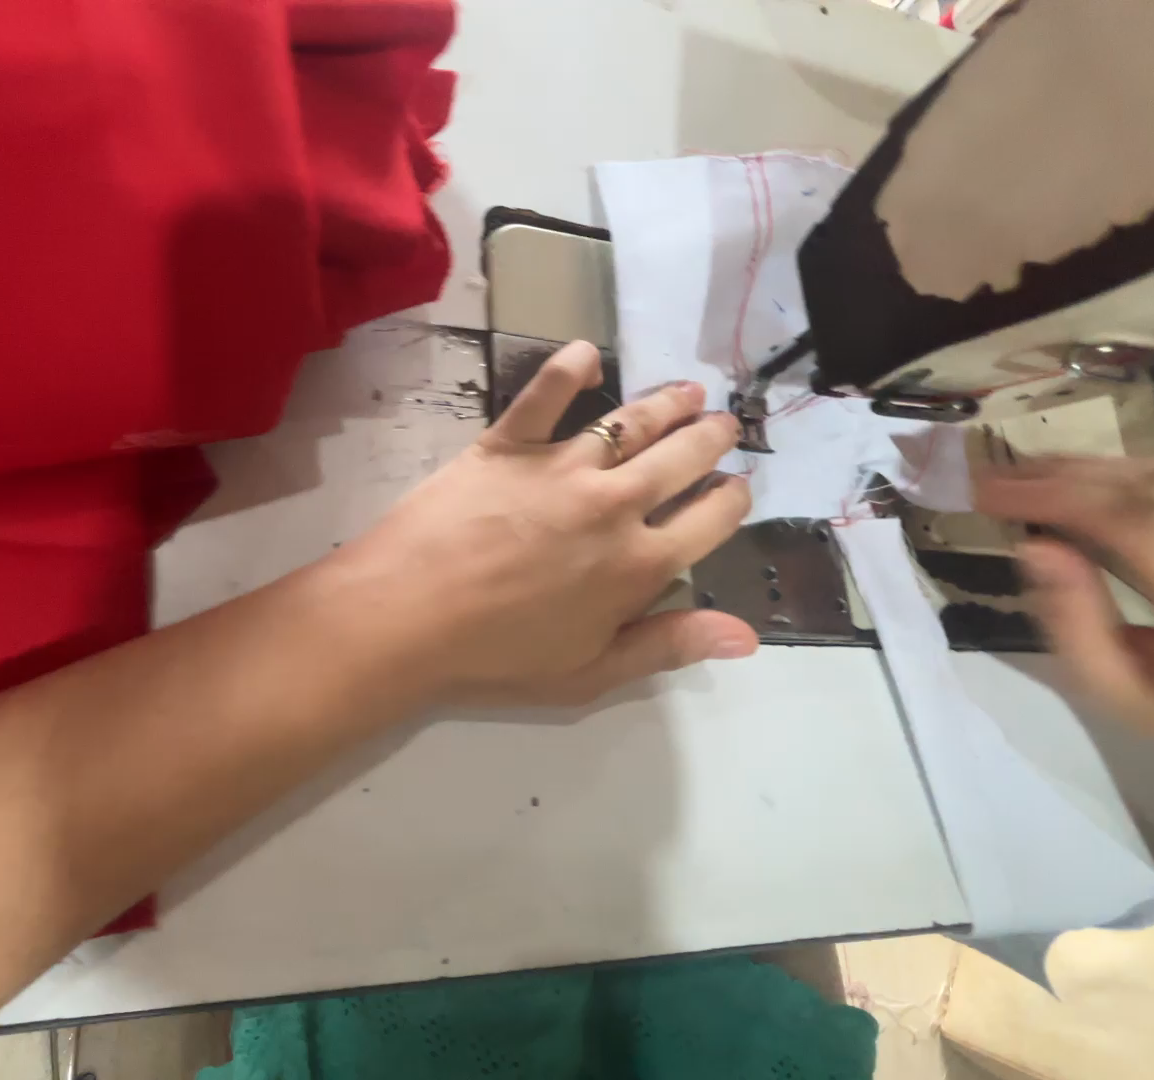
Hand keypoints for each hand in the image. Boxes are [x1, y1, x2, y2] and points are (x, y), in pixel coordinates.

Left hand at [334, 341, 756, 705]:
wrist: (407, 616)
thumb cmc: (496, 656)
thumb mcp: (589, 673)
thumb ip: (668, 646)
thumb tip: (747, 636)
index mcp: (637, 565)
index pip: (710, 519)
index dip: (732, 499)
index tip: (736, 487)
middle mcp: (613, 506)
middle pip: (681, 459)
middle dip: (711, 439)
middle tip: (722, 425)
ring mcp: (560, 467)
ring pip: (631, 422)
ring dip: (669, 402)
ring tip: (689, 391)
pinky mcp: (507, 443)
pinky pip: (545, 393)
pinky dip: (569, 366)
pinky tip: (587, 352)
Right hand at [975, 457, 1153, 765]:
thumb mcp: (1102, 686)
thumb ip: (1068, 617)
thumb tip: (1031, 545)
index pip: (1141, 526)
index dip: (1059, 498)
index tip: (990, 490)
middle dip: (1064, 478)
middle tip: (992, 475)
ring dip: (1089, 471)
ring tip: (1022, 473)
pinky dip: (1123, 478)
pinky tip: (1075, 481)